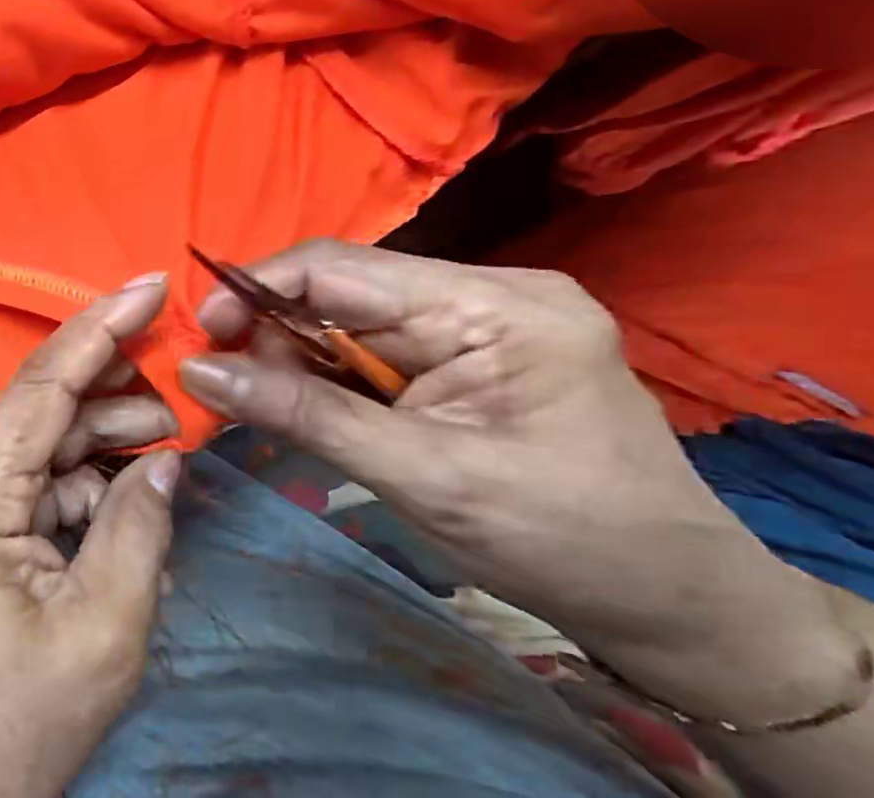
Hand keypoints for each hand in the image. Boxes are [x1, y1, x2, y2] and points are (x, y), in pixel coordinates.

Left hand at [0, 275, 182, 797]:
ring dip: (111, 421)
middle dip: (117, 378)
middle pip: (46, 392)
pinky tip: (136, 475)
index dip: (101, 327)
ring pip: (51, 421)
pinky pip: (48, 456)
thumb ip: (141, 525)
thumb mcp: (106, 624)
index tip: (152, 284)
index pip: (43, 385)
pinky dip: (95, 458)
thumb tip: (168, 454)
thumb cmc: (27, 708)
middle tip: (181, 387)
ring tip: (168, 436)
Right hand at [176, 241, 860, 725]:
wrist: (674, 605)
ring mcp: (479, 325)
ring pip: (350, 326)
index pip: (343, 268)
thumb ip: (305, 416)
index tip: (203, 333)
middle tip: (228, 392)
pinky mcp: (469, 358)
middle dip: (275, 339)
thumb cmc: (563, 541)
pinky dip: (330, 384)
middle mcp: (484, 296)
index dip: (260, 289)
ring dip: (298, 367)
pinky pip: (375, 355)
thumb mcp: (422, 477)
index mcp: (494, 306)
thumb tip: (199, 373)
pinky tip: (306, 413)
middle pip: (342, 295)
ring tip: (264, 413)